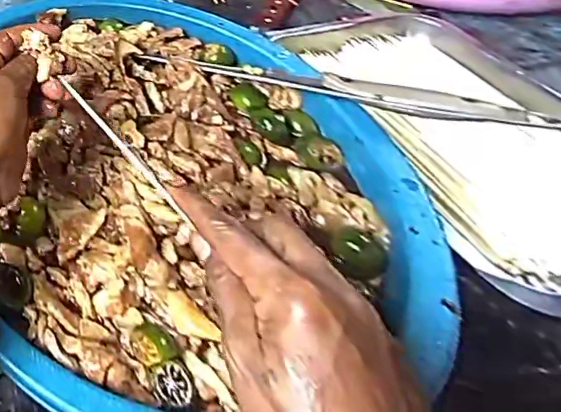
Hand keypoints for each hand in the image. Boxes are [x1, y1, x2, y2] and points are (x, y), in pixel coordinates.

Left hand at [0, 23, 60, 210]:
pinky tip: (53, 110)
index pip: (7, 38)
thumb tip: (36, 54)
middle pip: (21, 61)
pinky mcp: (12, 122)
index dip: (33, 34)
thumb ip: (25, 64)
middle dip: (44, 64)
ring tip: (59, 95)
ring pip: (30, 83)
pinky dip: (45, 104)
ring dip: (48, 86)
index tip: (57, 35)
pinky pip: (33, 104)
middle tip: (67, 68)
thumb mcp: (7, 84)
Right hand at [173, 188, 422, 411]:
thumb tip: (211, 250)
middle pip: (276, 227)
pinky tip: (295, 322)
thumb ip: (228, 299)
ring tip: (256, 293)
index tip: (179, 192)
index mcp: (292, 295)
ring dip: (276, 256)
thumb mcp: (246, 369)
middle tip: (219, 251)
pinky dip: (306, 284)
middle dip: (244, 229)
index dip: (201, 211)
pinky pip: (334, 285)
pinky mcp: (381, 331)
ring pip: (308, 253)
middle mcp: (332, 289)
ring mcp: (362, 308)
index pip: (234, 237)